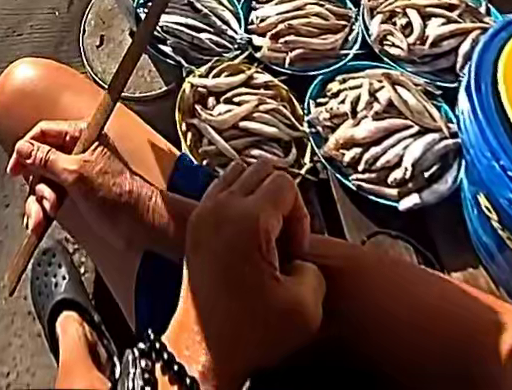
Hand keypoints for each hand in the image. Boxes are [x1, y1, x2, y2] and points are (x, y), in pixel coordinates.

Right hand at [8, 120, 172, 254]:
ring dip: (38, 202)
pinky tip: (39, 223)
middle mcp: (75, 151)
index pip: (41, 134)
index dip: (26, 150)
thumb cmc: (120, 197)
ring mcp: (74, 173)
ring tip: (42, 218)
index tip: (15, 169)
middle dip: (37, 185)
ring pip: (42, 182)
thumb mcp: (76, 174)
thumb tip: (23, 148)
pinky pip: (49, 197)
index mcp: (79, 135)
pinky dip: (42, 211)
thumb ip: (46, 159)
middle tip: (44, 200)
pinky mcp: (74, 193)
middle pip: (38, 160)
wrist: (143, 228)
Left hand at [165, 161, 324, 388]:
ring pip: (238, 173)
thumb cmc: (249, 328)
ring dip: (259, 196)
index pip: (283, 181)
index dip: (301, 213)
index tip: (295, 248)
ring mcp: (203, 209)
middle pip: (259, 168)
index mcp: (245, 219)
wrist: (205, 343)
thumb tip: (301, 254)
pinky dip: (240, 202)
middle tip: (286, 239)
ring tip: (268, 237)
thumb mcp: (306, 308)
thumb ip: (314, 268)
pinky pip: (222, 189)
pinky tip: (249, 239)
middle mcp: (219, 205)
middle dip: (281, 198)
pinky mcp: (196, 220)